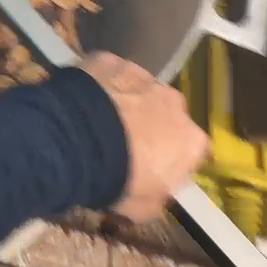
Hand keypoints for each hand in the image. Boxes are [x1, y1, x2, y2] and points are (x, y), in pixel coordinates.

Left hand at [78, 52, 209, 222]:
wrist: (75, 140)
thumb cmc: (117, 180)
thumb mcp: (145, 208)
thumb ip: (159, 194)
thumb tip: (155, 188)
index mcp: (190, 139)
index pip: (191, 149)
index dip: (172, 156)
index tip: (154, 164)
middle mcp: (173, 100)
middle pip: (166, 111)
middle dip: (151, 121)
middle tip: (123, 138)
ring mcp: (141, 73)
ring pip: (138, 87)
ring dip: (126, 98)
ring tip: (99, 116)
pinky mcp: (110, 58)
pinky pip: (108, 71)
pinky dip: (100, 81)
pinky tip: (82, 96)